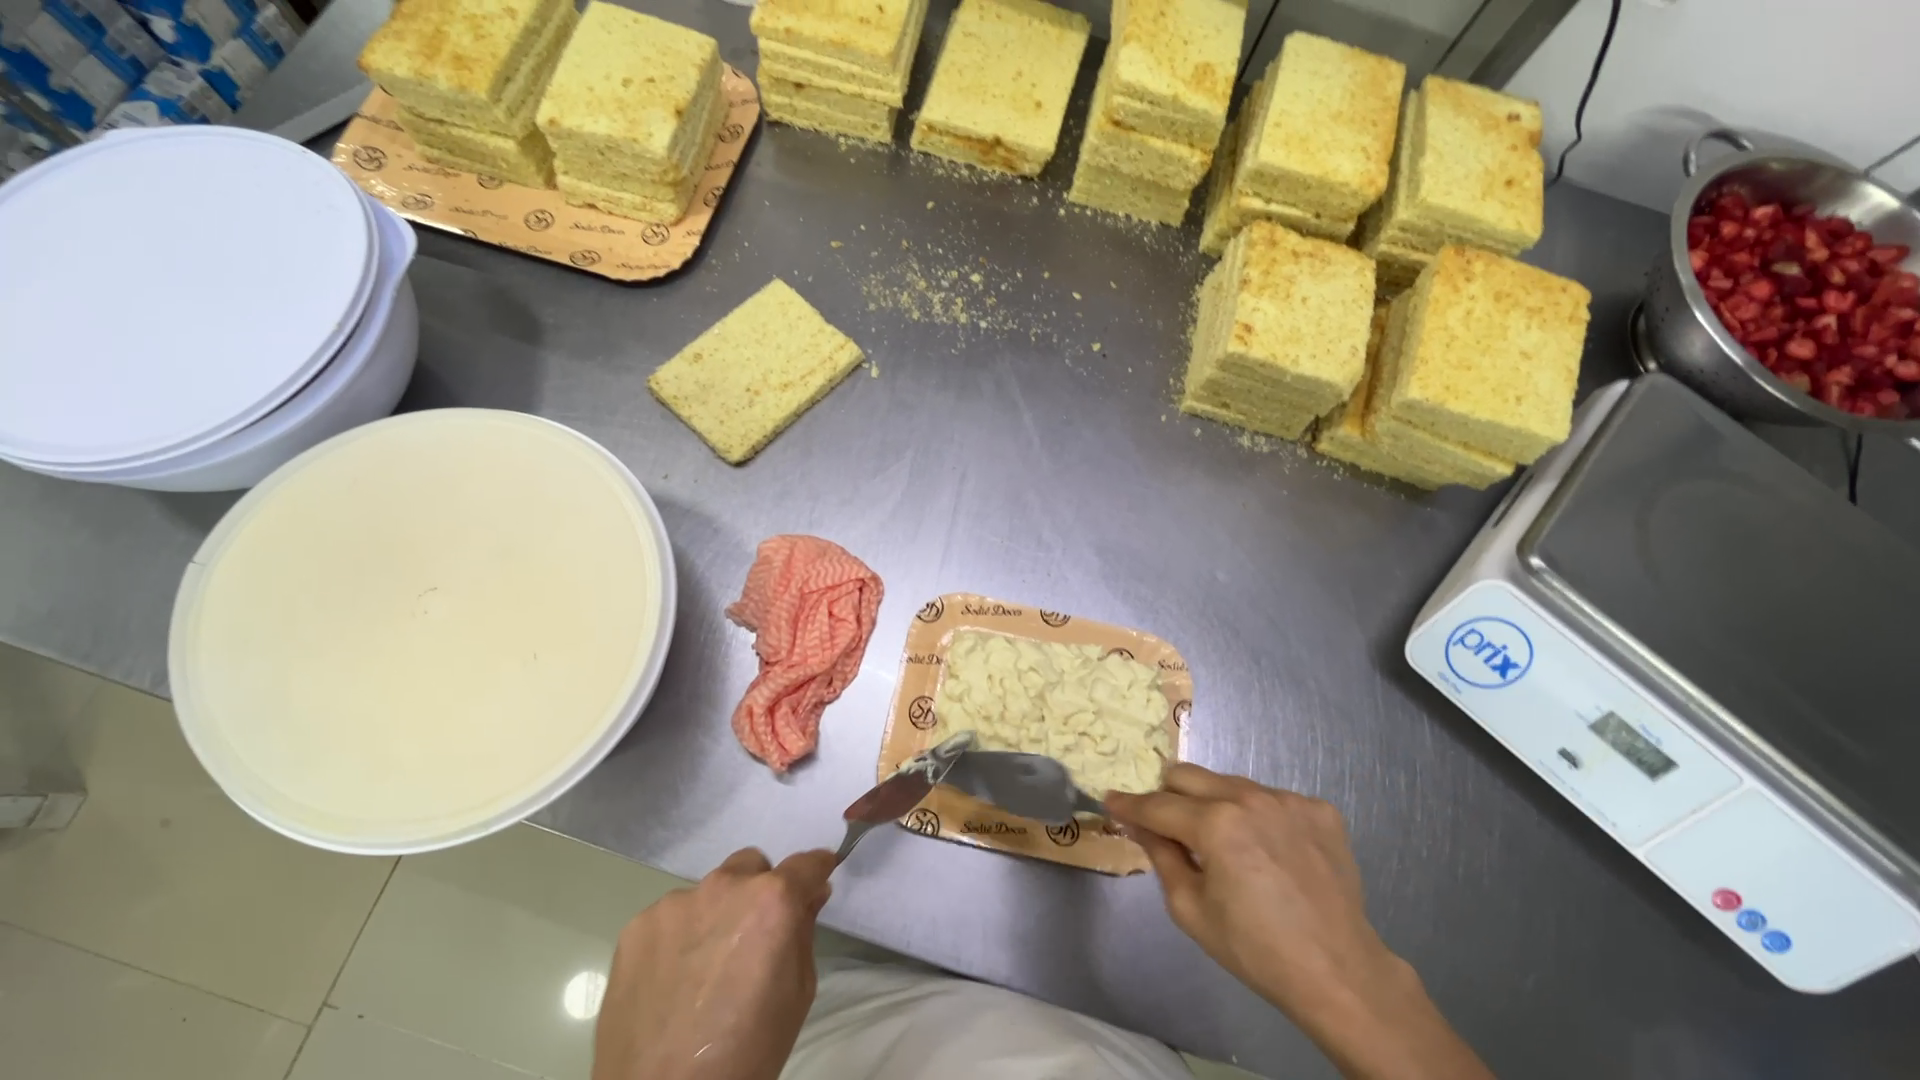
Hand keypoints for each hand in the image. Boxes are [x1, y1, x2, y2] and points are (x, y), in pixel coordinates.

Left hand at [592, 847, 833, 1079]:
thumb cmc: (749, 1048)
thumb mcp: (798, 993)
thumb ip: (803, 932)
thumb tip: (808, 897)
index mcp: (771, 902)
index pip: (806, 864)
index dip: (815, 871)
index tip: (817, 882)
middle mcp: (723, 888)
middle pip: (750, 867)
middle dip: (759, 891)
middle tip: (754, 939)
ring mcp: (674, 904)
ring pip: (707, 893)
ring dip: (716, 915)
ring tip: (705, 970)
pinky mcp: (636, 927)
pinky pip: (670, 918)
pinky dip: (679, 937)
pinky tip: (674, 981)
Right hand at [1107, 765, 1492, 1079]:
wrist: (1338, 970)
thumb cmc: (1254, 948)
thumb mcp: (1190, 908)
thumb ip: (1160, 855)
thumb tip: (1137, 823)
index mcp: (1216, 823)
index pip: (1158, 805)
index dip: (1129, 805)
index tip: (1111, 800)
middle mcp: (1251, 797)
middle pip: (1189, 775)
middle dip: (1167, 795)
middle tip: (1163, 824)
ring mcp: (1290, 800)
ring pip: (1230, 784)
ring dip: (1213, 804)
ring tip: (1222, 845)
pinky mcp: (1320, 809)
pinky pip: (1271, 798)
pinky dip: (1256, 816)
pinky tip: (1267, 852)